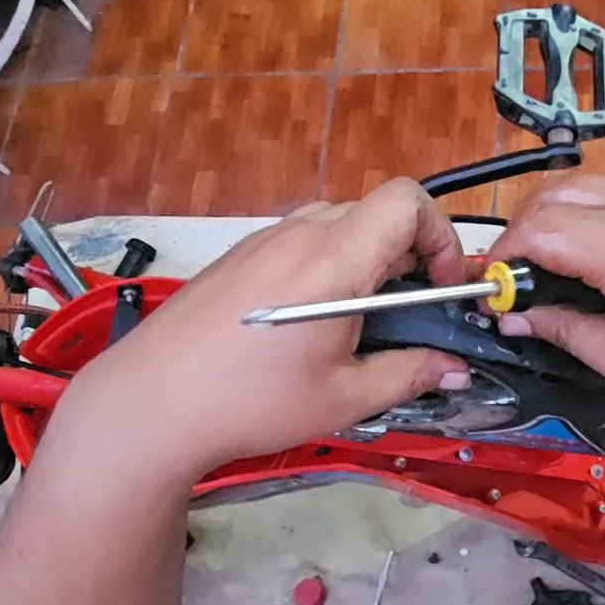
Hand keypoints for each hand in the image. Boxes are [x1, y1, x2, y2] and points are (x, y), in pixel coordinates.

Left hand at [46, 180, 471, 478]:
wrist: (150, 403)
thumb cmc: (252, 403)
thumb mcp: (344, 398)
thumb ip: (409, 374)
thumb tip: (454, 368)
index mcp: (333, 261)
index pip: (406, 201)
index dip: (440, 235)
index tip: (441, 287)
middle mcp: (299, 234)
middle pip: (378, 211)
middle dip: (410, 254)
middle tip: (408, 312)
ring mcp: (265, 239)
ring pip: (341, 222)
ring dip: (371, 257)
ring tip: (362, 316)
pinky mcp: (242, 254)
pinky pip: (305, 238)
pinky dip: (332, 262)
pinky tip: (312, 316)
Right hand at [485, 175, 604, 421]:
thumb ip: (566, 332)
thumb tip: (512, 316)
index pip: (542, 228)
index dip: (506, 255)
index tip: (496, 288)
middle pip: (557, 191)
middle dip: (524, 228)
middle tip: (519, 275)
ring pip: (590, 183)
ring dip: (559, 216)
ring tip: (559, 264)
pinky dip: (597, 210)